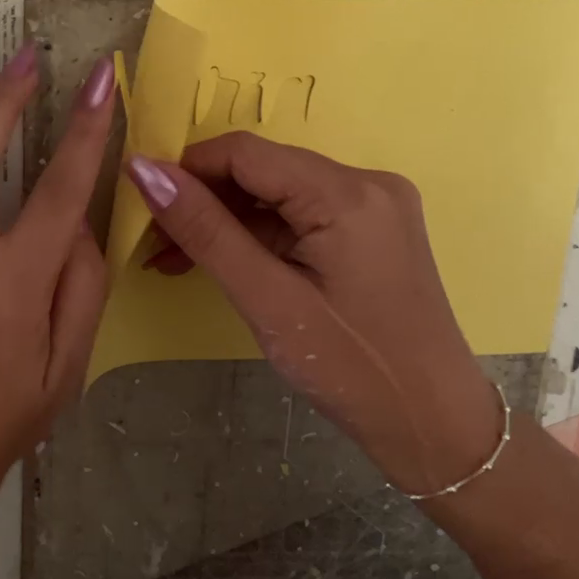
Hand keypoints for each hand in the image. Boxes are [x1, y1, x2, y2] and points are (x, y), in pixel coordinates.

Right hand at [126, 132, 501, 496]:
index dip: (187, 169)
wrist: (436, 426)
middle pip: (260, 170)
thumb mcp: (266, 299)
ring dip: (224, 221)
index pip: (245, 152)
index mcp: (347, 193)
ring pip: (275, 193)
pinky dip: (255, 236)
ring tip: (173, 258)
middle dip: (202, 200)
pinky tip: (219, 262)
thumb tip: (143, 170)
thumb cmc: (350, 368)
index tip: (142, 202)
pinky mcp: (370, 230)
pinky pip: (297, 216)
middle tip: (154, 242)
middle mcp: (365, 183)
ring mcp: (372, 206)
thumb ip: (204, 229)